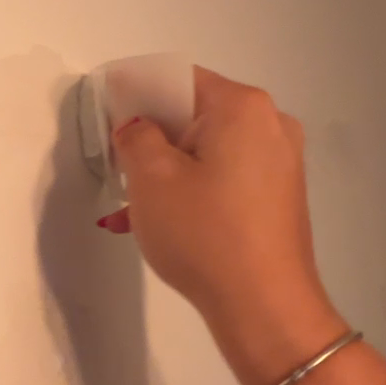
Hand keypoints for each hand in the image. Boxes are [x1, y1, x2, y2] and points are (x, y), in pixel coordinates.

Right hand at [99, 66, 346, 384]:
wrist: (263, 305)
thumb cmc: (203, 234)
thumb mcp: (151, 180)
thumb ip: (135, 136)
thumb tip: (137, 123)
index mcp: (242, 107)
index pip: (178, 79)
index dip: (136, 93)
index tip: (105, 119)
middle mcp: (270, 124)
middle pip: (195, 114)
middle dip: (152, 139)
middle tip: (118, 169)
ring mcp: (280, 162)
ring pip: (207, 151)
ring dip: (167, 171)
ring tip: (130, 208)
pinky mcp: (277, 196)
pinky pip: (224, 177)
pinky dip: (191, 190)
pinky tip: (162, 223)